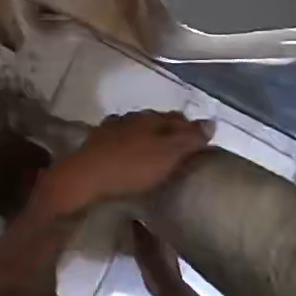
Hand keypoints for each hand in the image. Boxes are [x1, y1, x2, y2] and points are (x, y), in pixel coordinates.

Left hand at [26, 111, 210, 220]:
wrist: (84, 178)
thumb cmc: (130, 168)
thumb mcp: (167, 155)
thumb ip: (189, 139)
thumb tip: (211, 122)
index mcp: (151, 118)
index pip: (178, 119)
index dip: (191, 129)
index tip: (200, 143)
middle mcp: (132, 117)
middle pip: (157, 121)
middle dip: (170, 132)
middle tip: (181, 151)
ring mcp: (112, 128)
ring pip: (137, 129)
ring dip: (149, 138)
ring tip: (158, 155)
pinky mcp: (96, 143)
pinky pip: (121, 140)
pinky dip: (130, 146)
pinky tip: (130, 156)